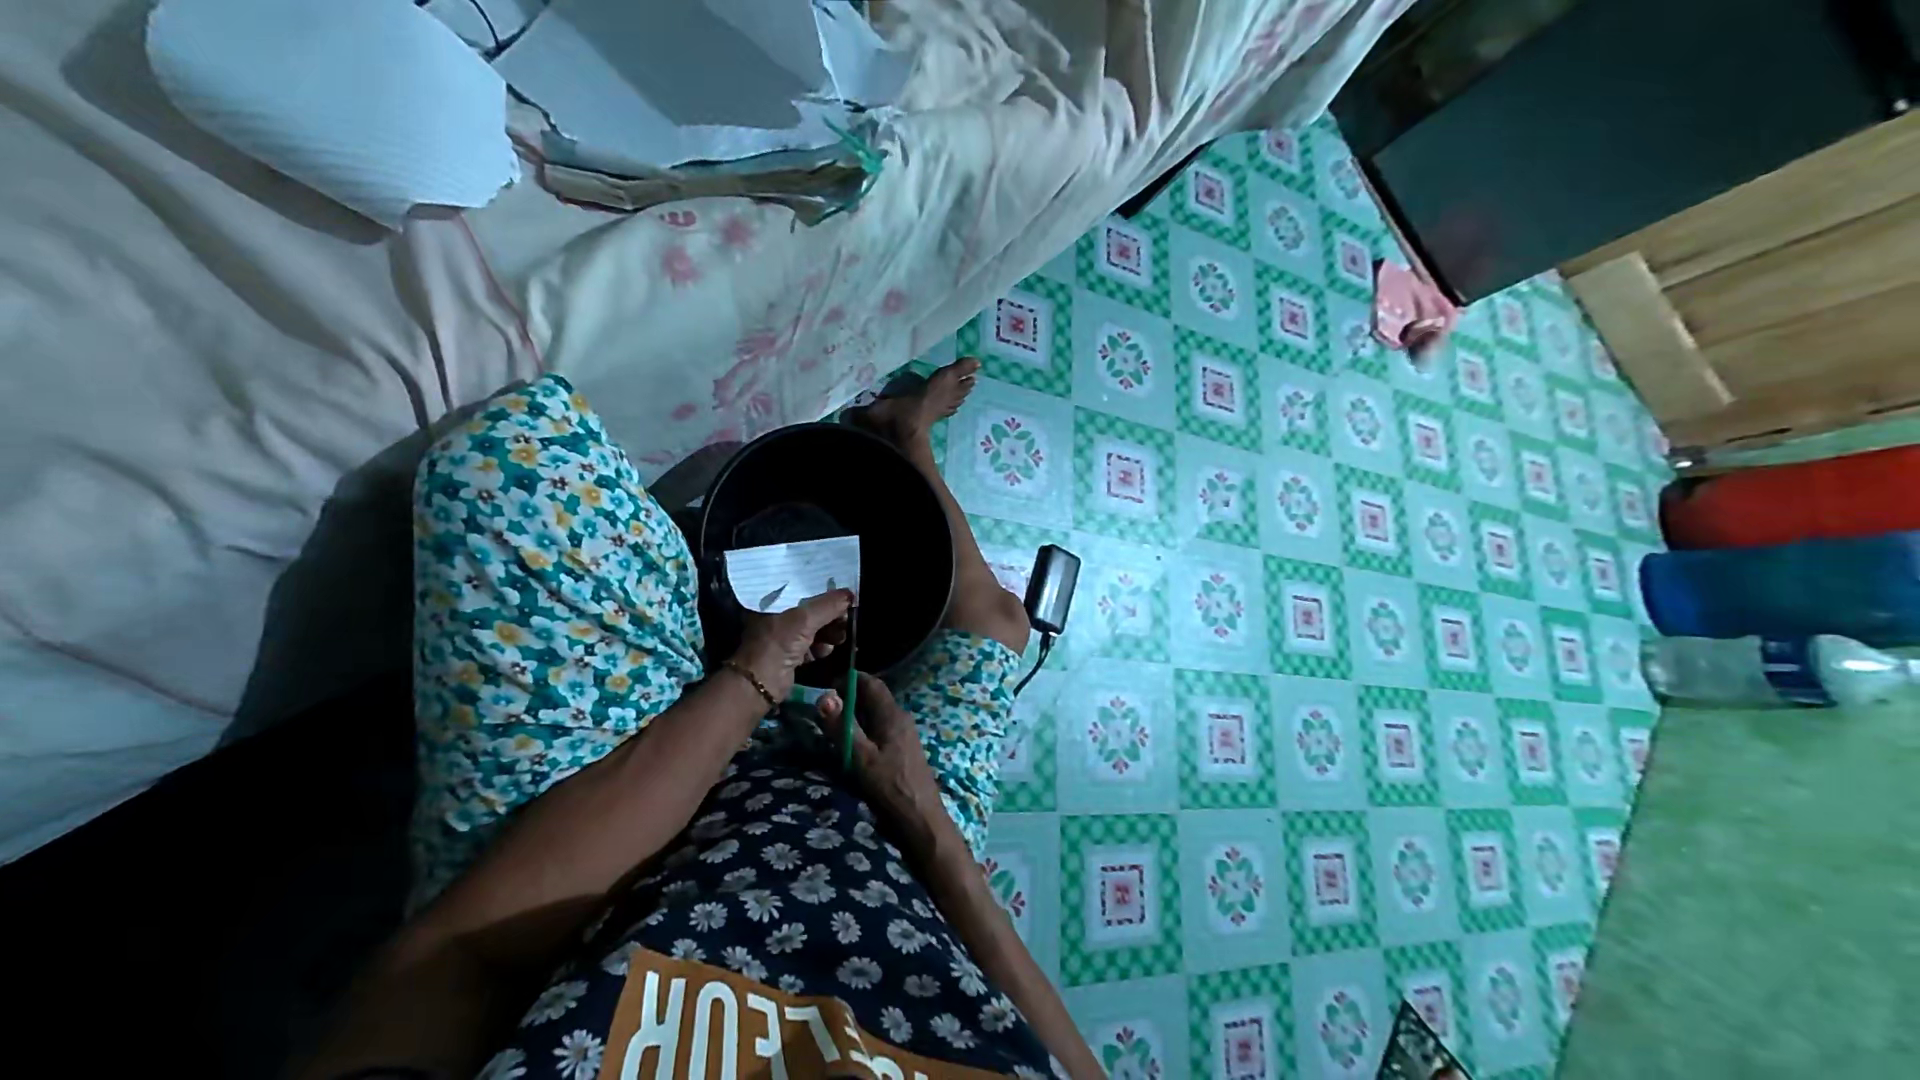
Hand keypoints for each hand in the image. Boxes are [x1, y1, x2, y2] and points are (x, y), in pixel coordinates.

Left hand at [730, 589, 852, 701]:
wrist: (761, 683)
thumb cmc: (778, 644)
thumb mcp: (804, 619)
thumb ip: (829, 605)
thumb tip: (851, 594)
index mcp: (774, 601)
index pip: (806, 589)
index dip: (827, 593)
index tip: (846, 599)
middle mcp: (779, 615)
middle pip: (815, 610)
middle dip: (832, 616)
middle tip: (844, 621)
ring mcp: (785, 635)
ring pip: (817, 628)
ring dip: (830, 633)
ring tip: (836, 638)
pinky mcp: (792, 653)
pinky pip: (814, 644)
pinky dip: (822, 647)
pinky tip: (823, 651)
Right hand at [818, 674, 947, 848]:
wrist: (921, 817)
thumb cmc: (890, 786)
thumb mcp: (860, 757)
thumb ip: (842, 727)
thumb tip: (824, 697)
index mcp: (892, 715)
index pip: (872, 683)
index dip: (850, 680)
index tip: (828, 687)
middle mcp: (901, 718)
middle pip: (875, 697)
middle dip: (852, 697)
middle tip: (827, 708)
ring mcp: (906, 734)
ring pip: (879, 713)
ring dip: (858, 714)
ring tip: (836, 726)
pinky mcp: (905, 749)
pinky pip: (883, 728)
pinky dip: (867, 728)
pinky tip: (855, 745)